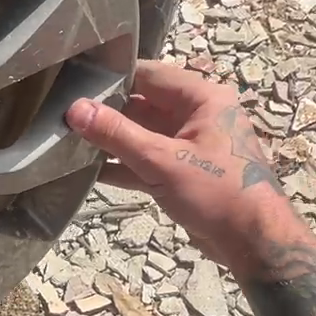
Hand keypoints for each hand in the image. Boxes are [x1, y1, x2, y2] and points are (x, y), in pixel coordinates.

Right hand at [66, 60, 279, 262]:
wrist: (251, 240)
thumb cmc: (216, 192)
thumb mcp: (161, 160)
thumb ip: (116, 134)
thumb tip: (75, 110)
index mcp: (202, 98)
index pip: (149, 75)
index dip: (112, 78)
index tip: (74, 84)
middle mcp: (197, 116)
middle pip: (143, 105)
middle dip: (107, 113)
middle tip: (64, 116)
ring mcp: (189, 146)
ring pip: (142, 136)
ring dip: (112, 142)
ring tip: (70, 143)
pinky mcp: (182, 173)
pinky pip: (146, 162)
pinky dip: (123, 166)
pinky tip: (89, 172)